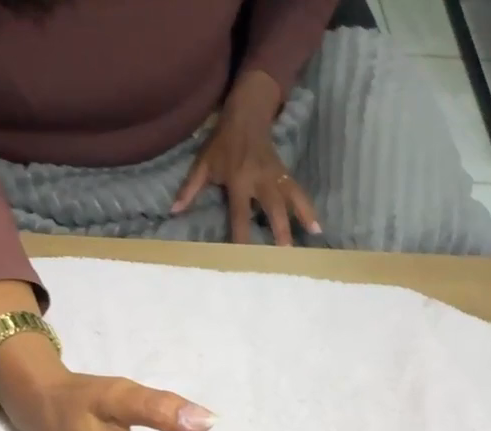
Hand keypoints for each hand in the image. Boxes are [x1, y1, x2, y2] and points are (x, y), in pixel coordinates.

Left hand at [172, 70, 319, 246]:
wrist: (247, 115)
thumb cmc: (222, 143)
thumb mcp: (203, 164)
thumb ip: (190, 189)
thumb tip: (174, 211)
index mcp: (239, 180)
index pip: (240, 213)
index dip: (241, 234)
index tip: (243, 255)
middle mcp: (260, 179)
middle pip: (273, 207)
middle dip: (280, 228)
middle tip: (285, 252)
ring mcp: (276, 175)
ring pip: (292, 198)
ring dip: (302, 216)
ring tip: (313, 236)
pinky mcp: (285, 172)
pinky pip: (298, 192)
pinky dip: (307, 207)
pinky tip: (316, 225)